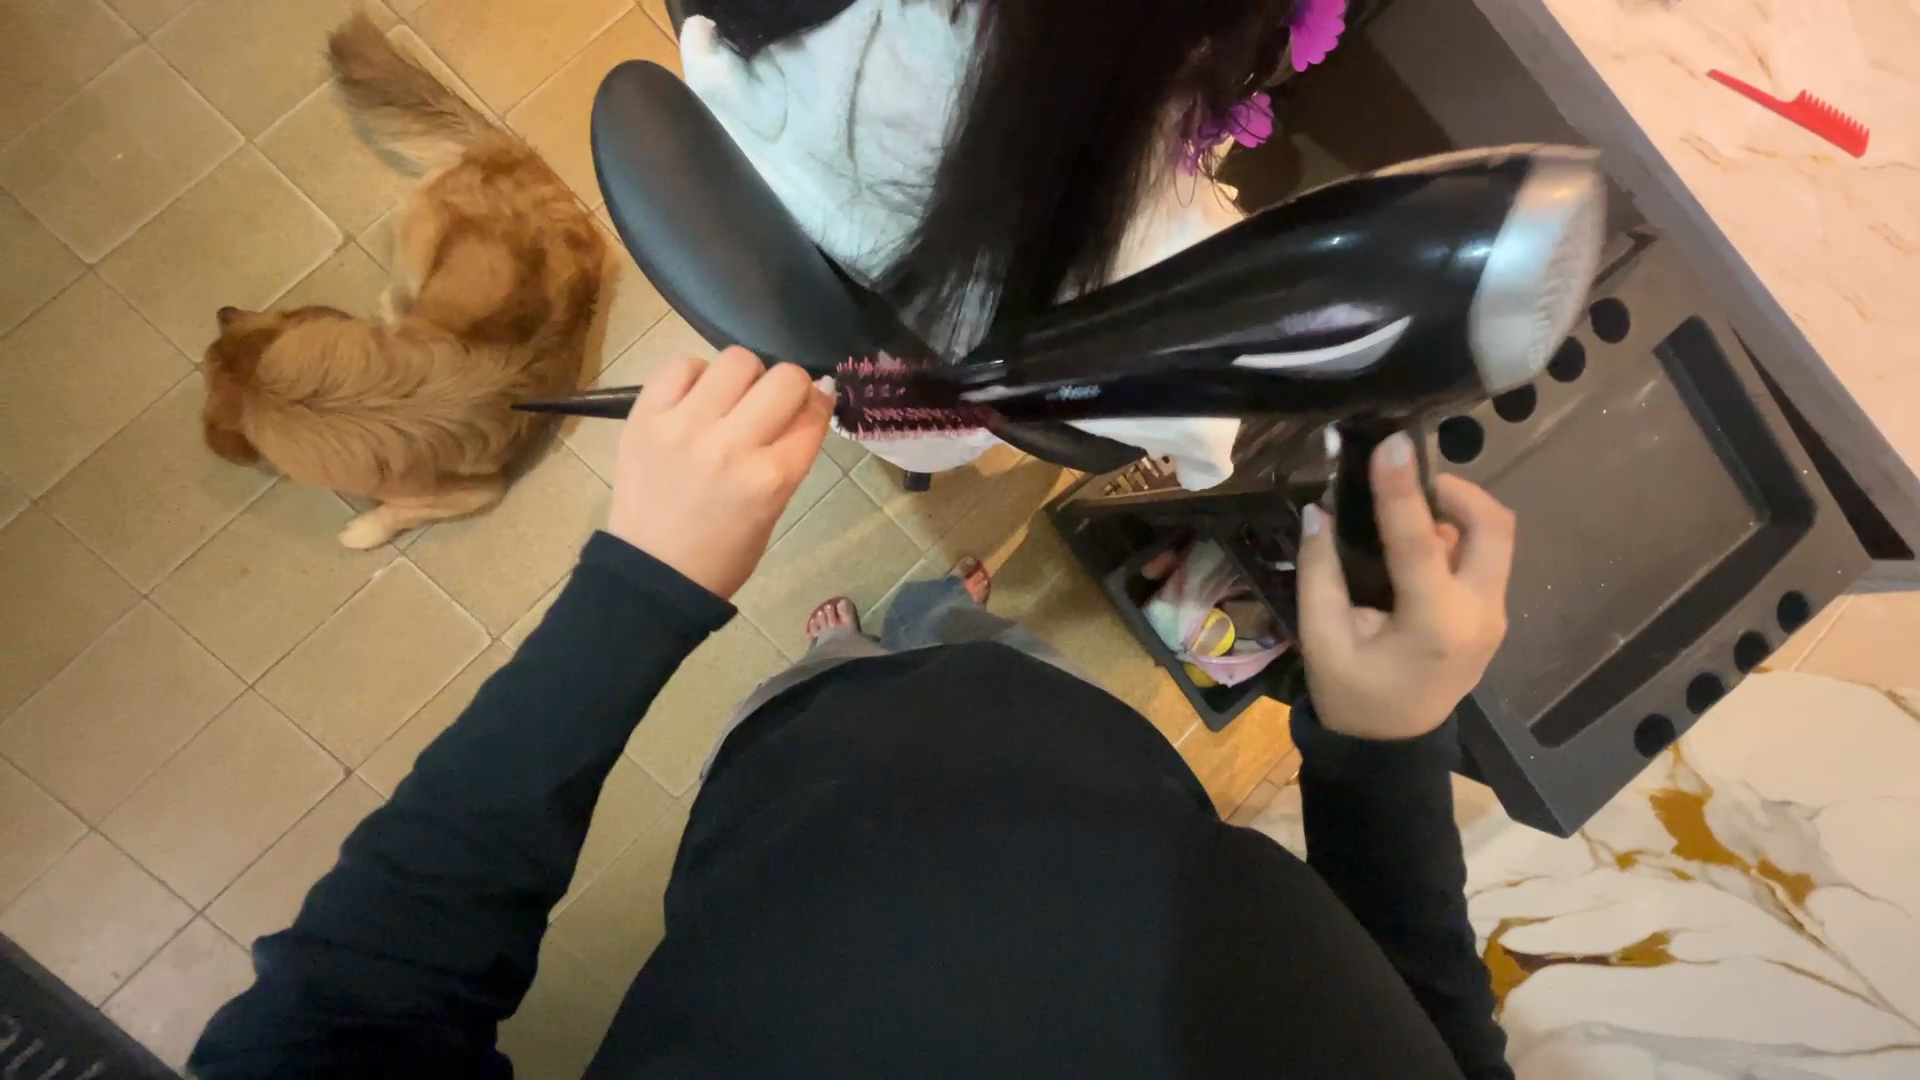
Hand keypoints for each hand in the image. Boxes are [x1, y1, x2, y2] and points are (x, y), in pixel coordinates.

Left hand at [607, 347, 831, 598]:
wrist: (653, 571)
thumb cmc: (725, 550)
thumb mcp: (775, 507)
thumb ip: (794, 453)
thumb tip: (815, 396)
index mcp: (771, 479)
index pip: (813, 414)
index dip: (819, 403)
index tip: (812, 404)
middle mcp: (732, 446)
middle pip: (784, 378)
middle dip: (791, 384)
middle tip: (775, 401)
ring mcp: (685, 427)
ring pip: (737, 360)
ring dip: (746, 376)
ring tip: (733, 399)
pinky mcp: (646, 417)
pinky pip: (682, 366)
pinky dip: (698, 376)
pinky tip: (697, 400)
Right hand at [1295, 432, 1515, 740]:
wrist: (1388, 745)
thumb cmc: (1349, 692)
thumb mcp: (1320, 635)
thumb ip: (1319, 571)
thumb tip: (1319, 512)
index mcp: (1434, 622)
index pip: (1421, 540)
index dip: (1402, 490)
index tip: (1390, 445)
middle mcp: (1480, 614)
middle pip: (1494, 526)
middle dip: (1455, 490)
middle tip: (1408, 480)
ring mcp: (1495, 617)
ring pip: (1495, 540)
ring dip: (1457, 511)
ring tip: (1405, 510)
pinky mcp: (1492, 618)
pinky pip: (1484, 561)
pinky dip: (1456, 536)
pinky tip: (1414, 545)